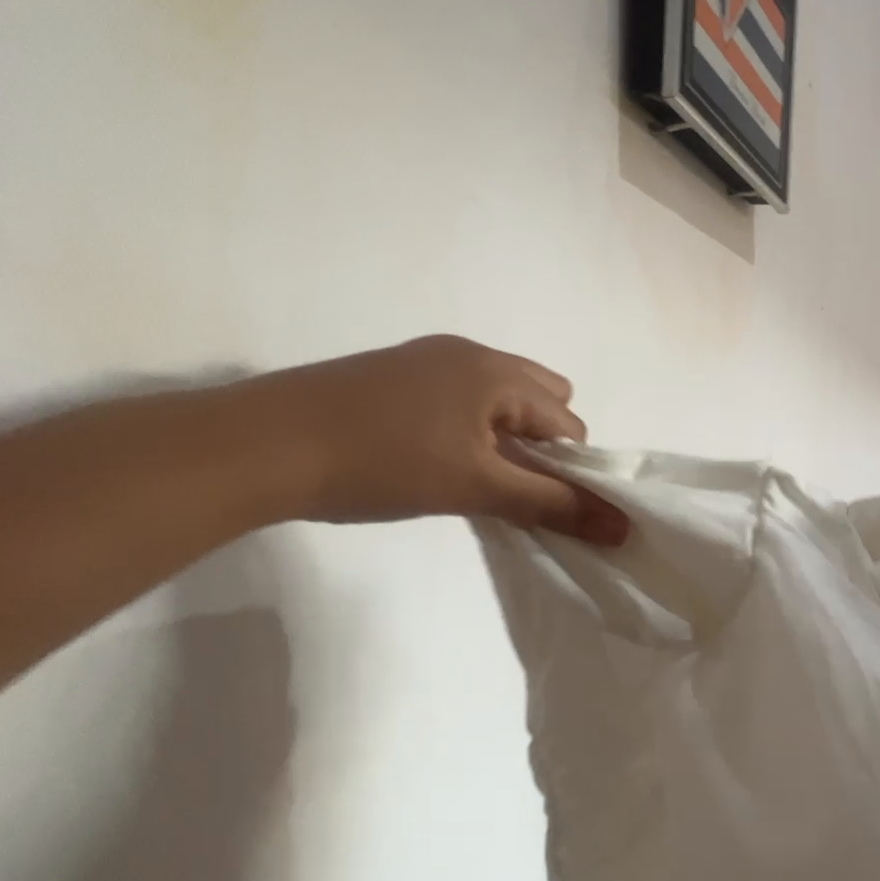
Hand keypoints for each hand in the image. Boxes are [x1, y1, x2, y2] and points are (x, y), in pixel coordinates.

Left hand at [229, 335, 629, 543]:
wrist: (257, 446)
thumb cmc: (382, 463)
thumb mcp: (476, 488)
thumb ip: (554, 506)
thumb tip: (622, 527)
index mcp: (498, 371)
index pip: (569, 423)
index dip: (567, 469)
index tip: (537, 505)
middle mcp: (469, 353)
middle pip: (542, 398)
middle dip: (542, 444)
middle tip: (508, 486)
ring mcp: (426, 359)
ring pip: (498, 398)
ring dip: (505, 436)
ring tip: (471, 476)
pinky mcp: (392, 374)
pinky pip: (460, 397)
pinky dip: (469, 427)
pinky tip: (431, 459)